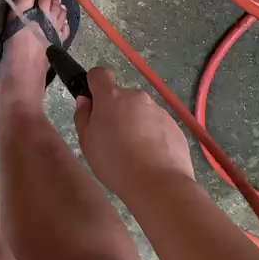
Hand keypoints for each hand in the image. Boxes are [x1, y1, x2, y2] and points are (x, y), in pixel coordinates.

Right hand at [72, 67, 195, 194]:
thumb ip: (83, 116)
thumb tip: (85, 101)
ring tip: (135, 153)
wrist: (160, 185)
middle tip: (113, 138)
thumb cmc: (115, 162)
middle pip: (122, 97)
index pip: (99, 74)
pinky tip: (151, 158)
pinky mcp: (175, 127)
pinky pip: (158, 126)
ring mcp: (159, 110)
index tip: (93, 104)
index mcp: (111, 96)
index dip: (93, 85)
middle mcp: (136, 97)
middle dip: (116, 111)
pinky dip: (153, 136)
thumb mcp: (87, 142)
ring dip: (136, 124)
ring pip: (141, 112)